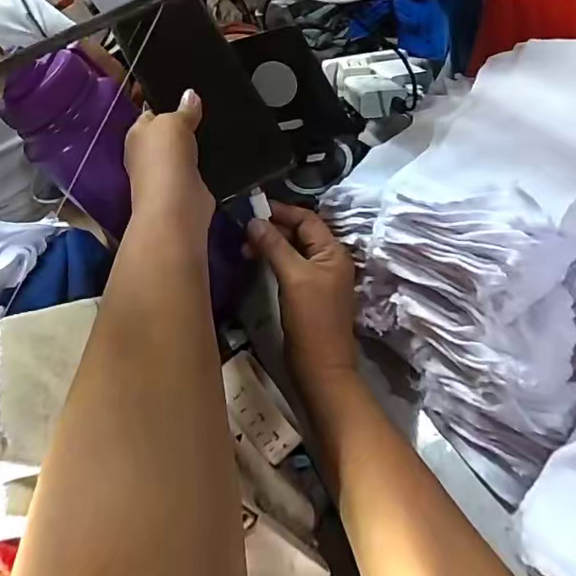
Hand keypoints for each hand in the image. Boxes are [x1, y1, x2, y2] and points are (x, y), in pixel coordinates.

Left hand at [123, 89, 213, 227]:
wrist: (177, 204)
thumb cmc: (165, 157)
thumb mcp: (172, 122)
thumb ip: (182, 109)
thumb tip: (190, 95)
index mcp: (136, 134)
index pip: (151, 113)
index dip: (168, 103)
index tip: (191, 93)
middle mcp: (148, 153)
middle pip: (170, 132)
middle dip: (187, 123)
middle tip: (210, 108)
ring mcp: (167, 171)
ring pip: (187, 149)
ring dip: (199, 142)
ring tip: (220, 124)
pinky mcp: (187, 185)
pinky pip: (199, 165)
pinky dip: (209, 160)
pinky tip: (223, 149)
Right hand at [246, 203, 358, 380]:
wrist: (320, 368)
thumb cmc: (311, 320)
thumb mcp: (293, 277)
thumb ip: (274, 245)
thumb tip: (254, 220)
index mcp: (333, 253)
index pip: (307, 219)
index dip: (281, 211)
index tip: (252, 207)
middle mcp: (328, 261)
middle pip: (299, 233)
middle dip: (272, 227)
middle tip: (243, 229)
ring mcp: (318, 278)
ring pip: (291, 249)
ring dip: (269, 244)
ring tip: (245, 247)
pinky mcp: (306, 293)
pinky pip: (288, 266)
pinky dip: (272, 259)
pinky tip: (254, 261)